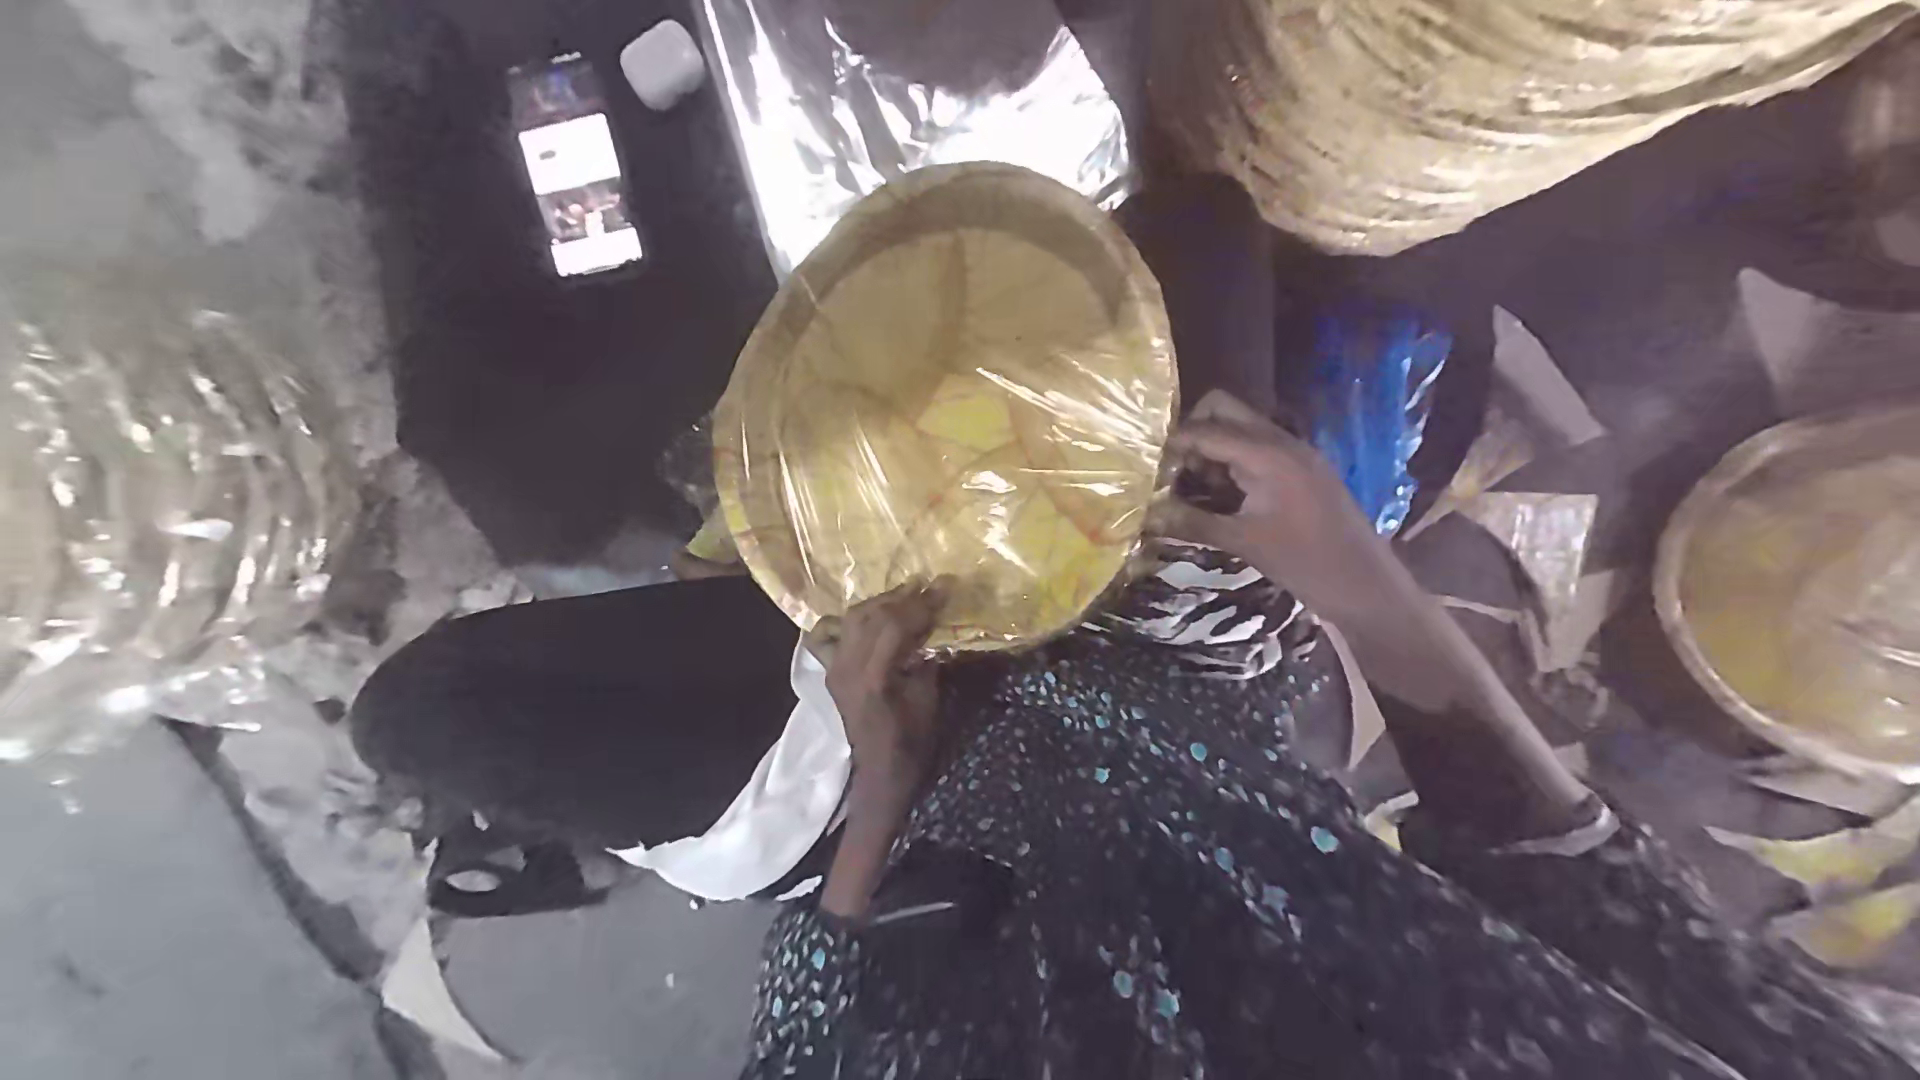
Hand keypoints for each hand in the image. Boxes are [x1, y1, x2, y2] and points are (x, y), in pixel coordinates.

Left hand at [824, 585, 943, 810]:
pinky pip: (827, 636)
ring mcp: (834, 668)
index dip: (921, 603)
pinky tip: (863, 617)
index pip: (895, 623)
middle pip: (872, 615)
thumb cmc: (912, 739)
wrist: (881, 771)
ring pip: (851, 619)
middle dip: (902, 596)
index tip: (943, 586)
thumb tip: (931, 626)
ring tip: (904, 594)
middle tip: (927, 586)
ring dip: (879, 602)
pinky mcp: (829, 672)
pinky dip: (843, 621)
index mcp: (874, 676)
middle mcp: (847, 666)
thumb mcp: (928, 697)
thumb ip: (925, 658)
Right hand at [1160, 390, 1414, 626]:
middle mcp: (1281, 442)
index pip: (1207, 430)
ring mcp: (1293, 452)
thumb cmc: (1305, 562)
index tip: (1145, 463)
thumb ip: (1192, 522)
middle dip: (1192, 432)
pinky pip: (1254, 447)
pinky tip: (1218, 493)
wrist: (1365, 585)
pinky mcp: (1298, 468)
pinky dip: (1229, 460)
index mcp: (1269, 455)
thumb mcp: (1243, 542)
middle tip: (1173, 470)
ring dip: (1210, 447)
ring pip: (1238, 427)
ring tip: (1190, 485)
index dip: (1173, 442)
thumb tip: (1147, 514)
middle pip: (1224, 410)